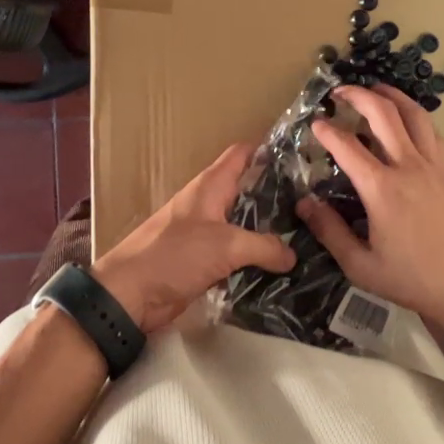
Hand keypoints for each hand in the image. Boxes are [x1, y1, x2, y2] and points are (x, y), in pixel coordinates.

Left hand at [93, 143, 296, 332]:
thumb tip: (293, 254)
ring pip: (244, 222)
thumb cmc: (175, 254)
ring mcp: (206, 232)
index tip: (301, 157)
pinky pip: (236, 252)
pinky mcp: (204, 260)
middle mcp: (210, 202)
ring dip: (268, 229)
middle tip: (313, 202)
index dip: (269, 149)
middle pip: (248, 189)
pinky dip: (255, 255)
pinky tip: (281, 264)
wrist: (130, 294)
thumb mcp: (226, 245)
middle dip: (277, 193)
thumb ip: (263, 247)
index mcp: (211, 185)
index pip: (243, 153)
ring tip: (305, 233)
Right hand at [300, 84, 443, 332]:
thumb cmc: (412, 278)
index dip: (326, 130)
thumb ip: (329, 232)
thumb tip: (304, 203)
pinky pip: (431, 130)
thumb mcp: (360, 266)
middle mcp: (407, 166)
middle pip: (383, 113)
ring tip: (373, 89)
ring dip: (391, 95)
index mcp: (382, 189)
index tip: (313, 123)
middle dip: (358, 95)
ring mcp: (432, 164)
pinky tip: (406, 118)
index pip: (347, 146)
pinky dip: (415, 115)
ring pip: (413, 114)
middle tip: (339, 91)